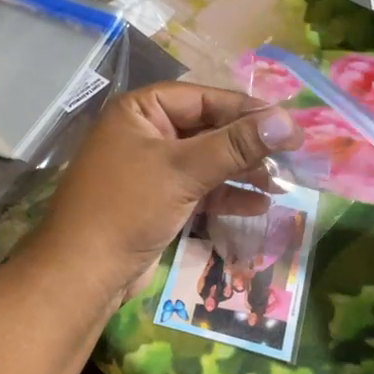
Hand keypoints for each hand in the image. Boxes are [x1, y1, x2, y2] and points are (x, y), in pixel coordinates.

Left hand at [25, 81, 304, 300]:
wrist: (82, 274)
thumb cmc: (128, 208)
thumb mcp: (185, 170)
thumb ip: (237, 145)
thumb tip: (289, 122)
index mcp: (140, 111)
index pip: (204, 98)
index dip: (247, 110)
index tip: (288, 124)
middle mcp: (144, 132)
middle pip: (208, 129)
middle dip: (247, 144)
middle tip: (291, 154)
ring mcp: (150, 168)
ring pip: (206, 161)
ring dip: (242, 171)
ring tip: (280, 183)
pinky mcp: (157, 201)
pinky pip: (199, 188)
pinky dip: (226, 195)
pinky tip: (259, 205)